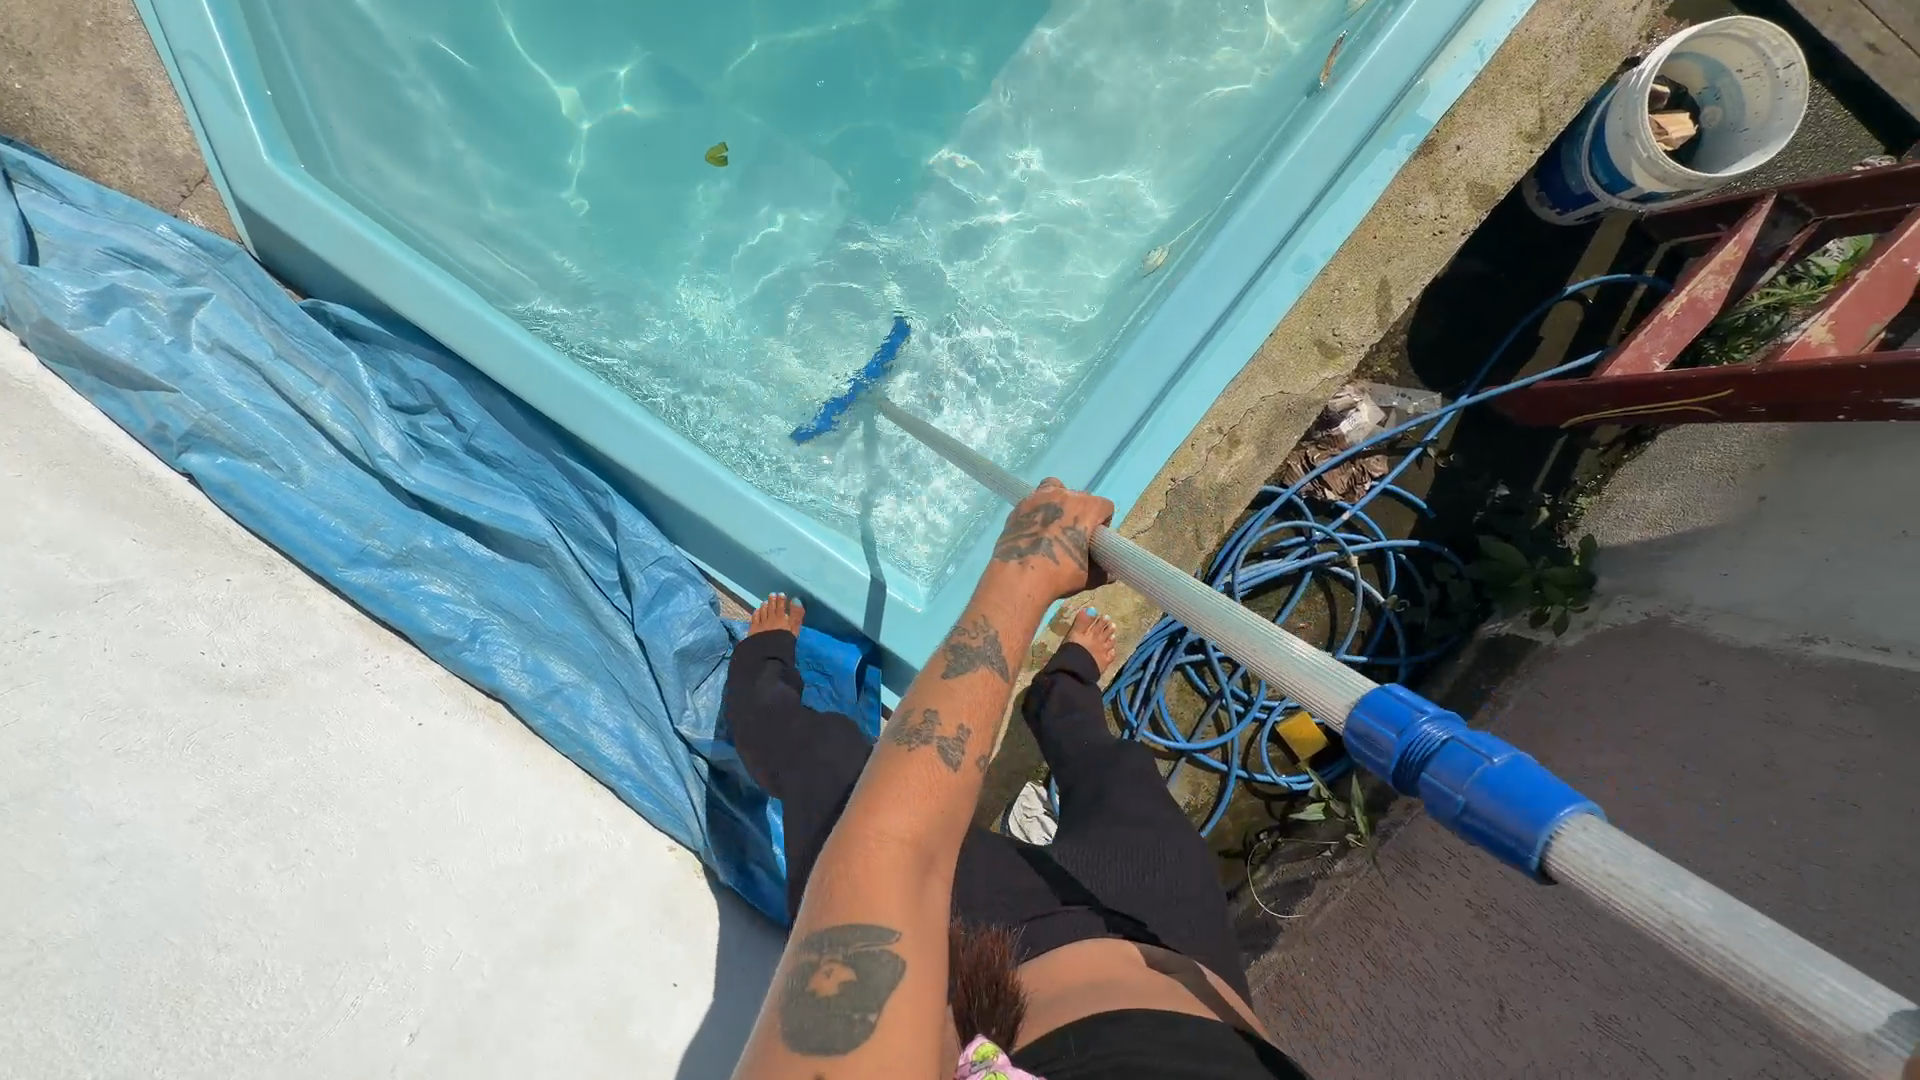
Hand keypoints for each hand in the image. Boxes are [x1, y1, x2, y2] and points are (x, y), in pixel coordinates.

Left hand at [989, 478, 1113, 599]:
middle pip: (1079, 497)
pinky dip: (1037, 512)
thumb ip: (1100, 571)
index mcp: (1086, 508)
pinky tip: (1033, 530)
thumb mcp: (1088, 578)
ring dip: (1057, 503)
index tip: (1095, 538)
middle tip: (1073, 535)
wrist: (1018, 576)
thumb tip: (1107, 572)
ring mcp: (1038, 498)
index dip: (1102, 522)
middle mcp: (1063, 496)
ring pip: (1054, 489)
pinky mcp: (1018, 506)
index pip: (1104, 506)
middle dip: (1080, 513)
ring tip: (1052, 525)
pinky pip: (1033, 502)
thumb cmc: (1058, 575)